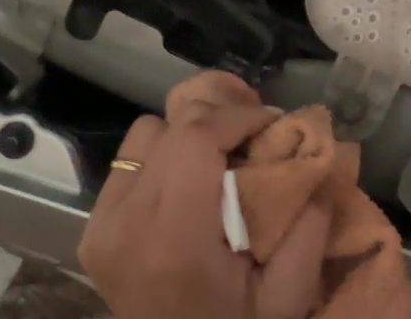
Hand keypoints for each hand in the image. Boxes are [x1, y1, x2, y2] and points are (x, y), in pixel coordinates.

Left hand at [79, 72, 333, 318]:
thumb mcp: (288, 294)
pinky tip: (192, 179)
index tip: (274, 125)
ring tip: (223, 156)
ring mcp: (101, 227)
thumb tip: (317, 156)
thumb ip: (310, 224)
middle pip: (174, 126)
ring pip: (148, 134)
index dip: (239, 116)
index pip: (195, 136)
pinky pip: (130, 161)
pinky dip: (165, 155)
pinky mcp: (93, 231)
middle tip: (257, 137)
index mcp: (174, 240)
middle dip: (222, 119)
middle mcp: (126, 225)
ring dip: (190, 135)